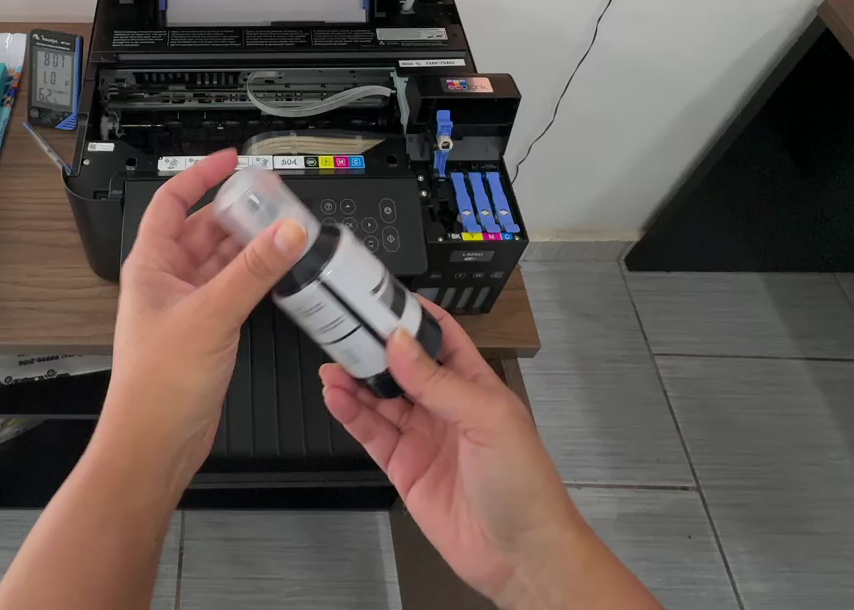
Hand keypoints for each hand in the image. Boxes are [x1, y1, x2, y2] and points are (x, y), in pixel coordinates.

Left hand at [103, 149, 309, 486]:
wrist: (155, 444)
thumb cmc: (157, 385)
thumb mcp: (210, 315)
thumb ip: (253, 271)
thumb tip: (286, 232)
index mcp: (152, 264)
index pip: (173, 202)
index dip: (200, 176)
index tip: (231, 161)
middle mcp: (168, 279)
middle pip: (205, 228)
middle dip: (238, 213)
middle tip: (274, 201)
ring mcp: (188, 303)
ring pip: (223, 258)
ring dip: (251, 245)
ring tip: (284, 231)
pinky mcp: (207, 327)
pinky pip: (234, 287)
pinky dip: (255, 276)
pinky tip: (278, 271)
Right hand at [323, 300, 653, 608]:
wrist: (521, 557)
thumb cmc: (523, 481)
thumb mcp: (487, 418)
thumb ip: (438, 381)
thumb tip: (397, 341)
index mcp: (471, 382)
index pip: (437, 335)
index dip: (410, 314)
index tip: (379, 296)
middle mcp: (443, 403)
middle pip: (400, 364)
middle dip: (372, 346)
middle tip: (341, 329)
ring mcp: (421, 434)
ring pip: (379, 396)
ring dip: (354, 379)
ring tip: (329, 365)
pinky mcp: (403, 465)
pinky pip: (371, 431)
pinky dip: (350, 412)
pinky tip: (335, 396)